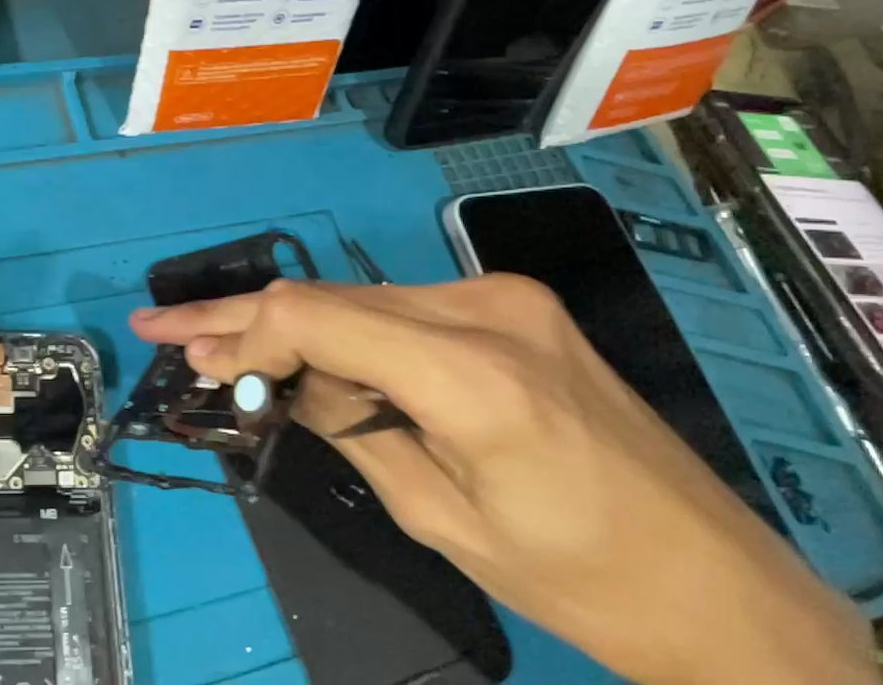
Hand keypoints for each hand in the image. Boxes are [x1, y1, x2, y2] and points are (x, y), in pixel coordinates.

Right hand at [133, 275, 875, 684]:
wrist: (721, 585)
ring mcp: (503, 300)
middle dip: (238, 318)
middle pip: (325, 296)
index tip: (191, 362)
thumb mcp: (440, 517)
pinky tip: (299, 356)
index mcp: (472, 375)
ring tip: (213, 346)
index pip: (314, 317)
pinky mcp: (512, 309)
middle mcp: (485, 310)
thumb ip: (348, 426)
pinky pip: (398, 311)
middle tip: (162, 327)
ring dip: (285, 326)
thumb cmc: (578, 579)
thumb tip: (273, 380)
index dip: (240, 335)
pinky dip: (341, 333)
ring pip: (354, 299)